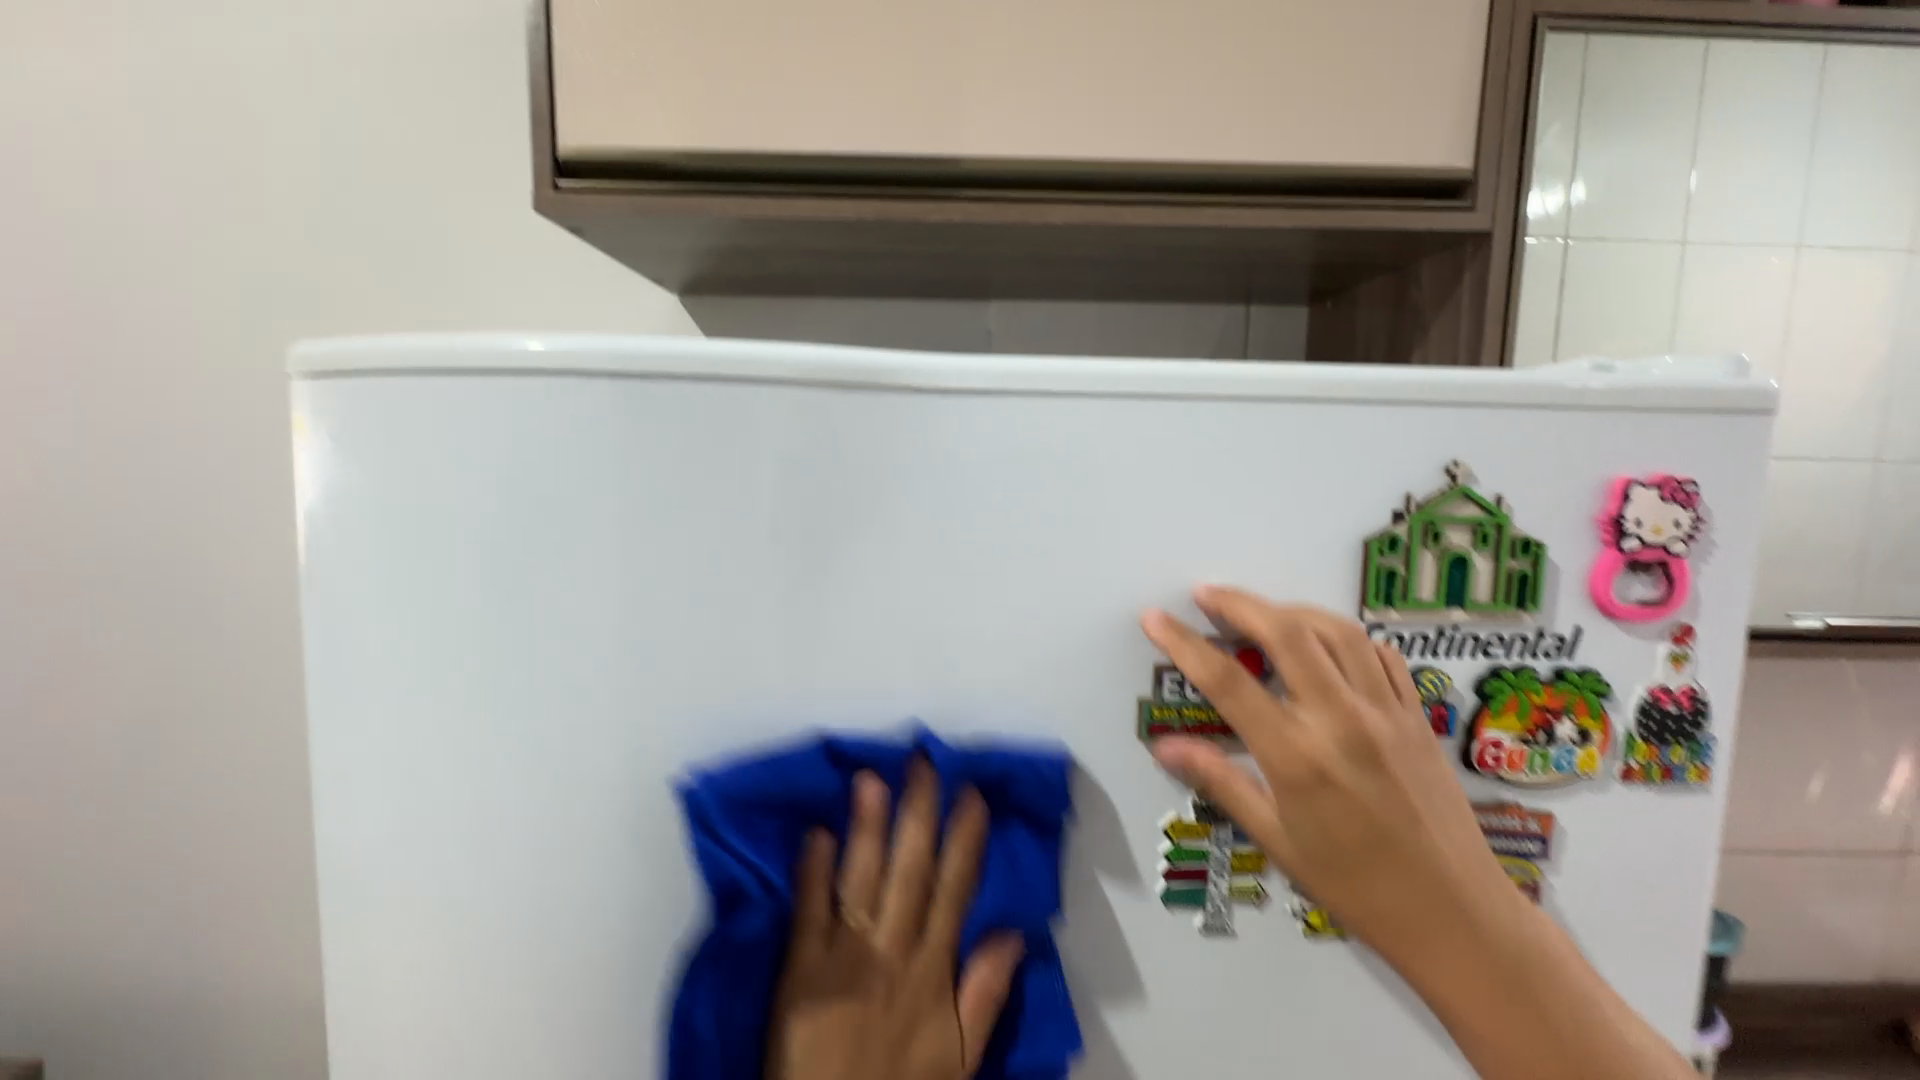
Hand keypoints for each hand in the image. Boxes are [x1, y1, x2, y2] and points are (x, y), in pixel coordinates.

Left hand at [767, 761, 1027, 1079]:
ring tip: (872, 778)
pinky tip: (817, 831)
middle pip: (910, 872)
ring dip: (868, 827)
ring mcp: (844, 957)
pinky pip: (809, 912)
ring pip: (861, 880)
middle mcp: (892, 951)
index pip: (955, 890)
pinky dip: (813, 872)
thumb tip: (1014, 932)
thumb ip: (986, 993)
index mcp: (933, 970)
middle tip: (923, 762)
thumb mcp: (962, 1057)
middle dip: (919, 814)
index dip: (965, 840)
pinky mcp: (800, 969)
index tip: (972, 793)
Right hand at [1141, 587, 1520, 960]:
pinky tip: (1327, 641)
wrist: (1456, 916)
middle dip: (1239, 604)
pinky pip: (1380, 654)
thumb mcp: (1275, 840)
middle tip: (1206, 594)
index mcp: (1297, 757)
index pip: (1227, 682)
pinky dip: (1346, 635)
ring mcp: (1386, 712)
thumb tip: (1164, 746)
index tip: (1155, 619)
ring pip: (1336, 632)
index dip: (1184, 643)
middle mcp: (1342, 720)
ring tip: (1261, 612)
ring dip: (1291, 611)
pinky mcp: (1417, 716)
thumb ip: (1220, 781)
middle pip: (1286, 634)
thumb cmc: (1354, 887)